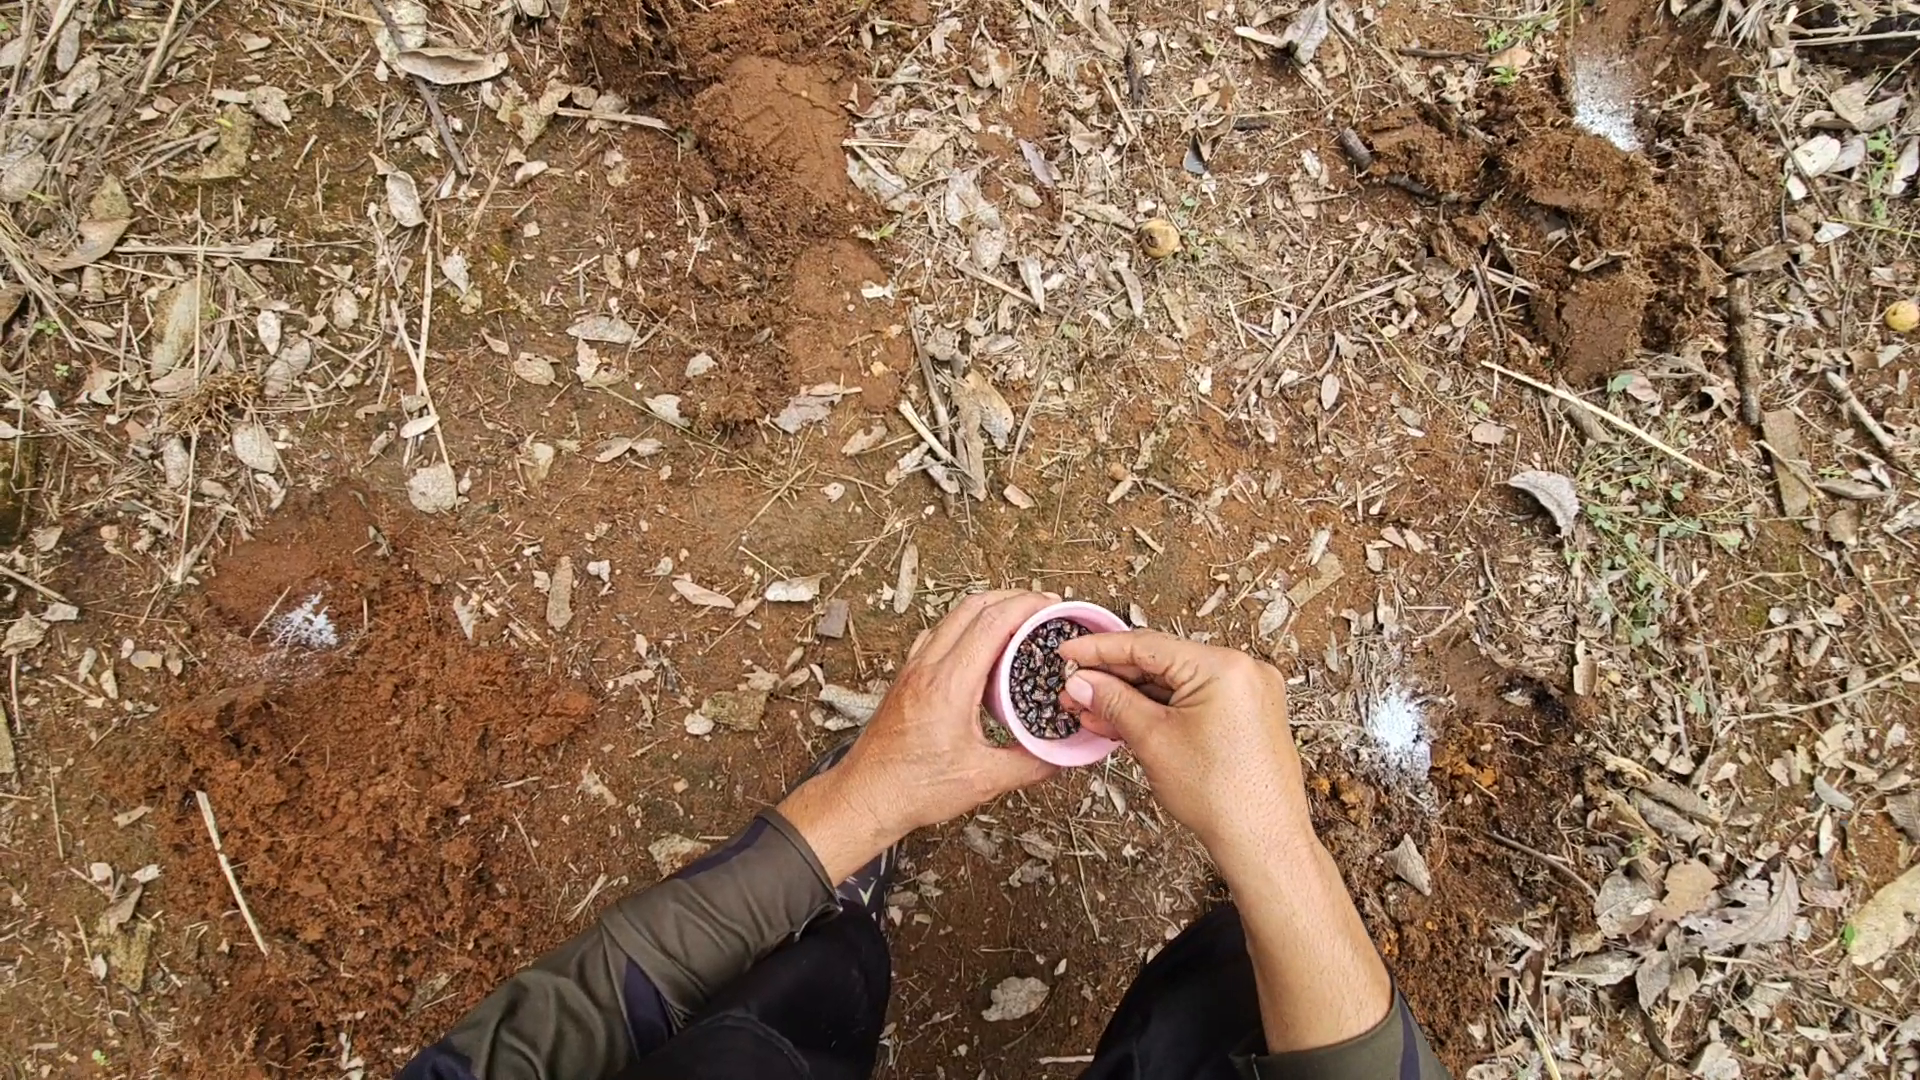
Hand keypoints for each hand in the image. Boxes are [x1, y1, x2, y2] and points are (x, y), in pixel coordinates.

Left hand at [778, 590, 1059, 879]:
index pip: (992, 623)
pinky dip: (964, 627)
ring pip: (952, 617)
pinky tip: (978, 647)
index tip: (1050, 603)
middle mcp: (927, 667)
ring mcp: (913, 668)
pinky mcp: (906, 677)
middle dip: (1011, 598)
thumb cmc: (912, 788)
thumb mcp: (984, 780)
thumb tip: (1062, 754)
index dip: (1026, 605)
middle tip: (1040, 607)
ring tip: (1016, 621)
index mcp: (949, 685)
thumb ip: (1030, 765)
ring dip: (986, 609)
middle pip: (972, 607)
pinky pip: (937, 634)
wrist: (864, 797)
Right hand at [1056, 631, 1310, 871]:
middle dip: (1112, 679)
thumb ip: (1112, 701)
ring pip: (1172, 684)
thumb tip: (1082, 682)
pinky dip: (1157, 710)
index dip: (1099, 650)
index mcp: (1223, 667)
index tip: (1069, 653)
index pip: (1146, 645)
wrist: (1264, 845)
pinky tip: (1122, 719)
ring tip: (1090, 709)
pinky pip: (1190, 700)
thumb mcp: (1152, 740)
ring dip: (1130, 697)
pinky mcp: (1244, 714)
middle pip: (1159, 663)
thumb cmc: (1223, 798)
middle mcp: (1241, 670)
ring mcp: (1246, 693)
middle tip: (1074, 688)